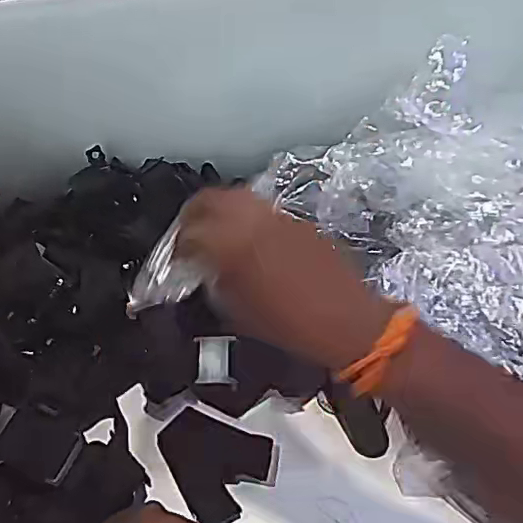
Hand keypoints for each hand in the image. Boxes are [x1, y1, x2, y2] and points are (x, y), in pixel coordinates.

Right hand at [177, 188, 400, 369]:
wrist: (348, 323)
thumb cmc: (291, 325)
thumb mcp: (236, 309)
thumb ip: (212, 280)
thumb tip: (201, 270)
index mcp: (232, 244)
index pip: (188, 233)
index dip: (174, 247)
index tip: (173, 258)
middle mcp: (253, 221)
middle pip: (208, 199)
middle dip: (190, 215)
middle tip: (184, 234)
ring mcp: (277, 217)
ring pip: (235, 196)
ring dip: (216, 210)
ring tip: (211, 230)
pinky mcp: (296, 222)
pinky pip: (260, 208)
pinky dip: (243, 217)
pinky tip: (243, 237)